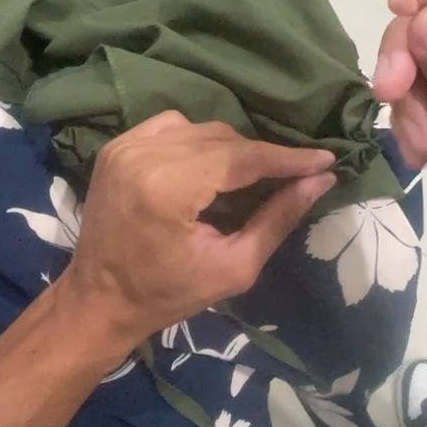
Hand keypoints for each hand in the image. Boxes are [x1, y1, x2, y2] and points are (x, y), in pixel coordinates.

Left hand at [56, 112, 335, 351]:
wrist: (99, 300)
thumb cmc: (168, 294)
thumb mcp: (234, 266)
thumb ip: (278, 218)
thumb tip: (320, 180)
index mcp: (169, 188)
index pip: (242, 158)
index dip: (288, 158)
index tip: (326, 159)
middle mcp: (144, 155)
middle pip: (223, 138)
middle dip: (262, 156)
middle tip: (294, 175)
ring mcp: (125, 146)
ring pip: (200, 128)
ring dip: (231, 148)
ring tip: (251, 176)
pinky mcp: (116, 146)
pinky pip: (172, 126)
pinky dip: (198, 140)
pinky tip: (209, 166)